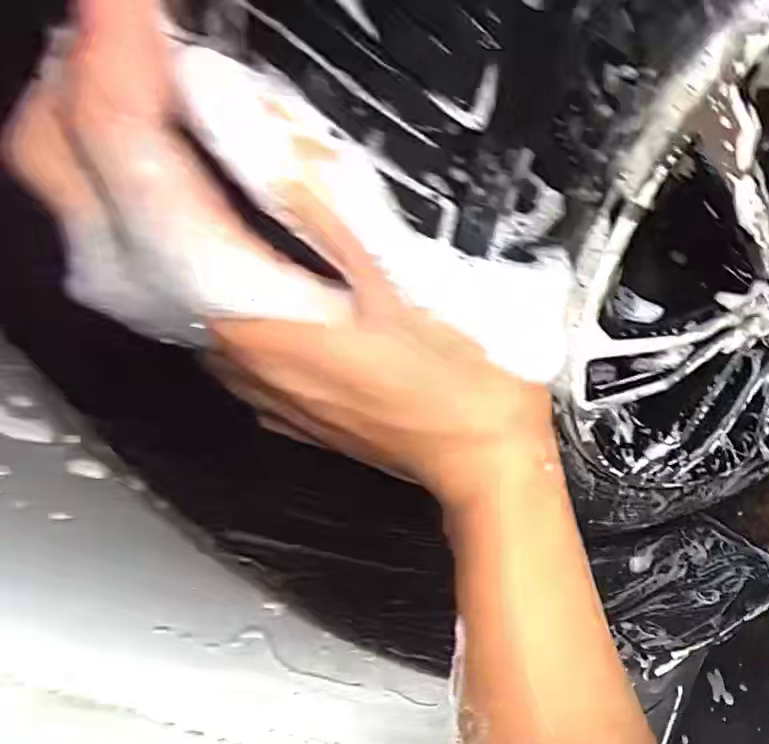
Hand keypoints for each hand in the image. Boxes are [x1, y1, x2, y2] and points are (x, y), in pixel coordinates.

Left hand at [5, 0, 553, 512]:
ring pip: (106, 233)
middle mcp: (209, 329)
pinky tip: (195, 200)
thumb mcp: (418, 291)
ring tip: (138, 95)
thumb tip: (239, 111)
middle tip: (119, 33)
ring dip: (104, 151)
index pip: (131, 152)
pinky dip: (157, 217)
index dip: (118, 59)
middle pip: (74, 187)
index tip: (130, 2)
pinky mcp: (261, 371)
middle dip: (77, 92)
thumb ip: (322, 202)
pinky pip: (167, 280)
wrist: (491, 469)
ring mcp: (230, 356)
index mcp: (243, 302)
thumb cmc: (474, 396)